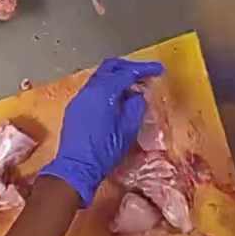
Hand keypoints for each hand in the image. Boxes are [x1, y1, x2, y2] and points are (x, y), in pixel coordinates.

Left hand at [39, 57, 165, 205]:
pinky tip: (118, 99)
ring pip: (100, 77)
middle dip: (129, 68)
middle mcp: (89, 90)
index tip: (159, 70)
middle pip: (110, 68)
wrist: (77, 167)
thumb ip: (135, 106)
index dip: (145, 69)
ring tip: (133, 86)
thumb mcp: (128, 129)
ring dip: (117, 78)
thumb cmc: (104, 150)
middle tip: (145, 73)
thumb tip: (137, 95)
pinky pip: (94, 89)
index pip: (126, 73)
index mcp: (103, 92)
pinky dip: (108, 88)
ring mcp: (79, 98)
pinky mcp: (75, 108)